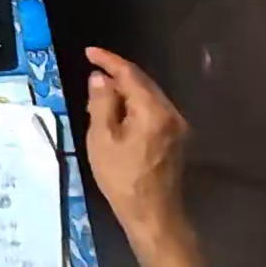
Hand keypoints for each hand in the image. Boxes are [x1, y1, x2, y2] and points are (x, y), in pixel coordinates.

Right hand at [84, 46, 189, 248]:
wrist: (153, 215)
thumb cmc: (122, 178)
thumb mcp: (101, 139)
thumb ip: (101, 103)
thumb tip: (100, 79)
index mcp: (153, 111)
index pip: (130, 75)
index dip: (108, 60)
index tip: (88, 51)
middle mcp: (171, 113)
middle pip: (143, 82)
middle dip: (117, 73)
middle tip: (92, 69)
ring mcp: (176, 126)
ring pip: (148, 95)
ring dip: (124, 88)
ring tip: (99, 90)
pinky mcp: (175, 138)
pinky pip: (152, 109)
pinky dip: (133, 102)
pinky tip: (117, 109)